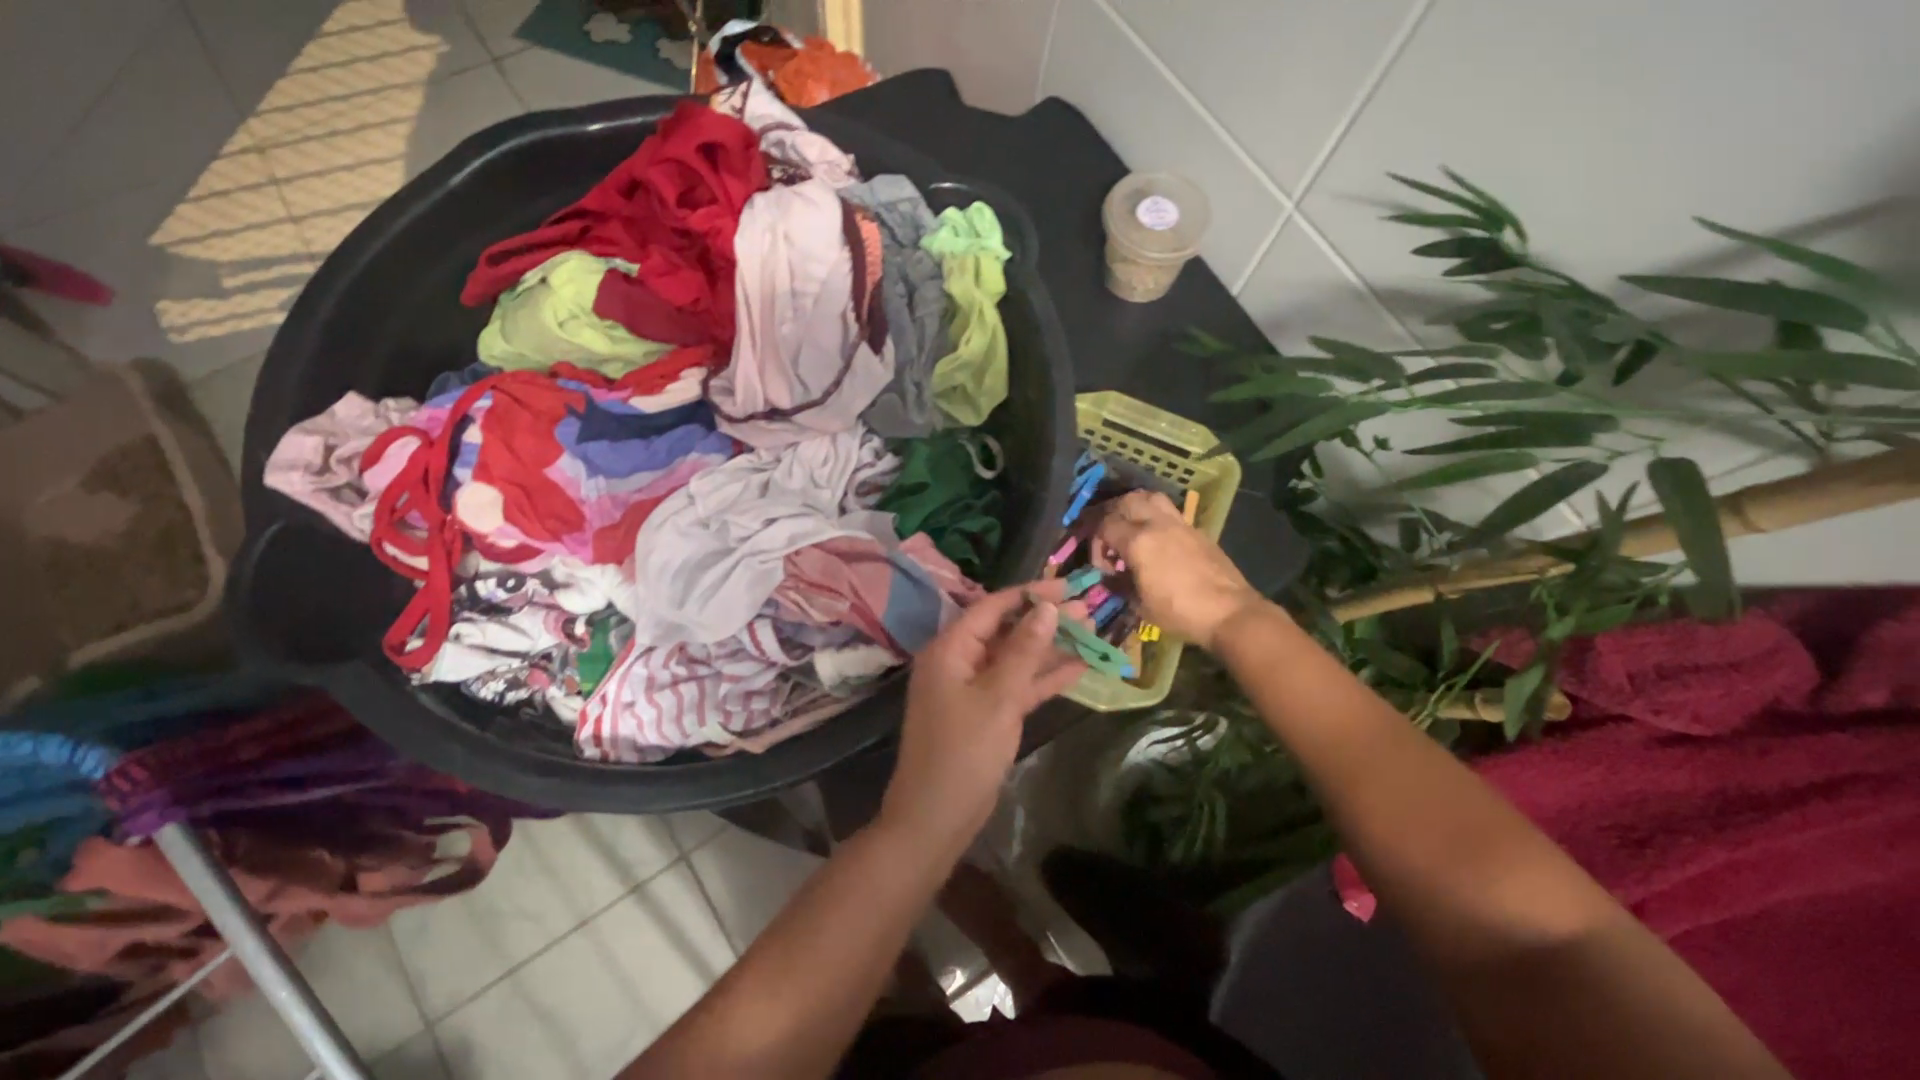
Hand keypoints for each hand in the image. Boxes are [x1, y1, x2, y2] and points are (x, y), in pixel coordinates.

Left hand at [880, 580, 1086, 849]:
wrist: (936, 817)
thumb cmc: (963, 752)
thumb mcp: (998, 698)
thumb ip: (1024, 651)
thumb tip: (1047, 609)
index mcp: (949, 650)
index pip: (992, 608)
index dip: (1030, 595)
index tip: (1068, 587)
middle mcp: (958, 662)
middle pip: (1005, 631)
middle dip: (1046, 621)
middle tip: (1089, 611)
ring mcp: (971, 690)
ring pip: (1014, 659)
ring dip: (1049, 649)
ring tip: (1092, 635)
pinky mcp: (985, 715)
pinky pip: (1016, 687)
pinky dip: (1043, 679)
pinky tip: (1079, 669)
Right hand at [1094, 491, 1266, 650]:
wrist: (1228, 611)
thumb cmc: (1179, 612)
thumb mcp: (1140, 605)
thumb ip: (1119, 585)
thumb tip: (1111, 576)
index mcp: (1139, 541)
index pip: (1105, 525)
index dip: (1096, 543)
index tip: (1103, 565)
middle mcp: (1157, 524)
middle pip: (1125, 501)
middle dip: (1110, 516)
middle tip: (1109, 537)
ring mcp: (1180, 523)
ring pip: (1150, 497)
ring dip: (1134, 507)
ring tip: (1131, 527)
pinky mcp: (1196, 530)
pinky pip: (1170, 512)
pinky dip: (1155, 517)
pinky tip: (1157, 539)